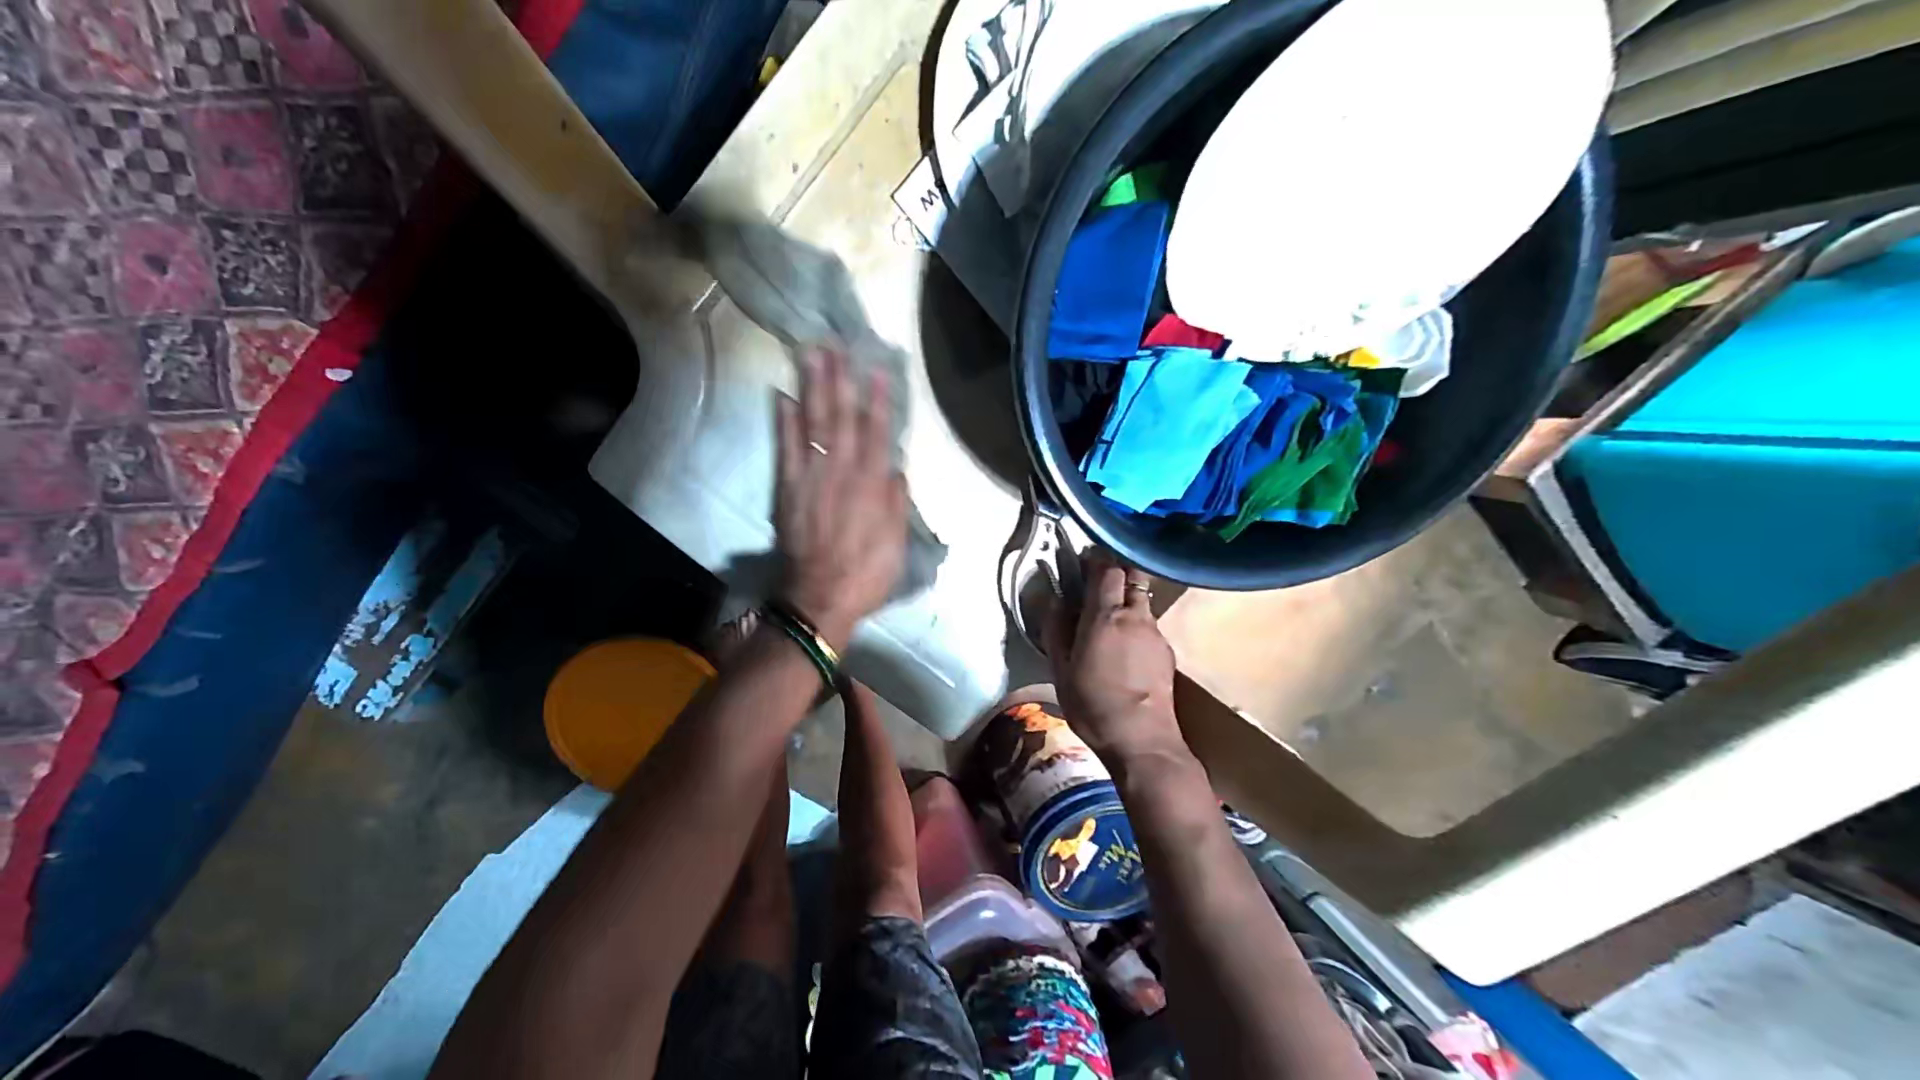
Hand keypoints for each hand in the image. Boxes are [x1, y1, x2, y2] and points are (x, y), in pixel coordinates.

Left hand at [774, 346, 907, 647]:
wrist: (819, 597)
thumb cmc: (866, 573)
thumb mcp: (896, 542)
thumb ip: (896, 502)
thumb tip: (895, 469)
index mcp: (873, 484)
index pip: (877, 432)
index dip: (877, 400)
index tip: (876, 369)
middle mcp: (842, 472)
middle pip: (841, 417)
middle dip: (839, 379)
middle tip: (834, 344)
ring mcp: (812, 477)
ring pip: (813, 424)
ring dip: (812, 388)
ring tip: (810, 355)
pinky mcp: (788, 488)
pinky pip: (785, 448)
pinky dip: (783, 422)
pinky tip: (781, 395)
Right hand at [1045, 554, 1183, 762]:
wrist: (1142, 740)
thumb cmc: (1092, 704)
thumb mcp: (1061, 670)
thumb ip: (1056, 630)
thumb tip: (1054, 602)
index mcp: (1105, 616)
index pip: (1106, 569)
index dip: (1096, 559)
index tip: (1084, 559)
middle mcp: (1135, 616)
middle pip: (1132, 577)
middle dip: (1117, 572)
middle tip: (1099, 582)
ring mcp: (1156, 633)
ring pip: (1143, 601)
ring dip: (1128, 599)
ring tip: (1111, 618)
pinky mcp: (1167, 652)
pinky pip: (1150, 626)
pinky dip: (1138, 625)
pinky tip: (1127, 648)